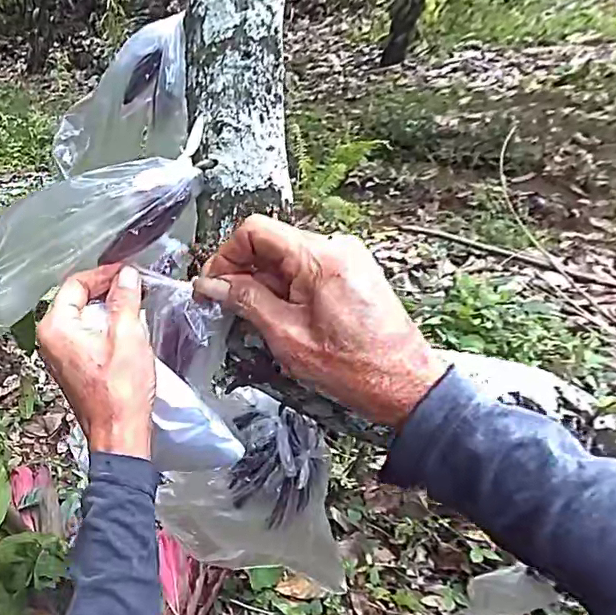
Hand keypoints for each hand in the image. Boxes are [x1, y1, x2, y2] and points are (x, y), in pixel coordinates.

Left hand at [37, 264, 155, 459]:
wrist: (119, 433)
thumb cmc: (119, 394)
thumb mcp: (128, 336)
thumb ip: (125, 299)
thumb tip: (126, 277)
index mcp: (56, 328)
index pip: (75, 283)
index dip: (103, 274)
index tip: (126, 272)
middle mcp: (51, 340)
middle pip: (76, 298)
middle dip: (106, 290)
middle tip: (133, 286)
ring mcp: (60, 355)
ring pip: (82, 318)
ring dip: (107, 310)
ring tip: (133, 307)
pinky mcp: (72, 367)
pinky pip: (85, 336)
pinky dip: (104, 328)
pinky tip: (125, 331)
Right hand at [194, 215, 447, 426]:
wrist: (403, 383)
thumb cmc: (355, 367)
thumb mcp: (286, 336)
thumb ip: (246, 302)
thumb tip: (213, 285)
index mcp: (320, 257)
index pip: (255, 231)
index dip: (225, 257)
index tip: (212, 284)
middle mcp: (336, 248)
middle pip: (270, 243)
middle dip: (242, 273)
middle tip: (225, 306)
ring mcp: (347, 259)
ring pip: (286, 259)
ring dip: (264, 284)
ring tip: (259, 320)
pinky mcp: (352, 273)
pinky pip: (306, 270)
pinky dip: (286, 289)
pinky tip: (284, 319)